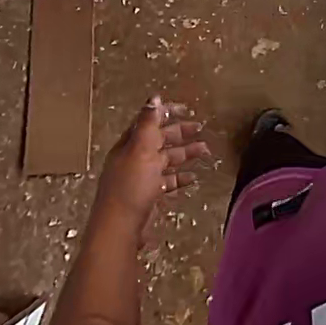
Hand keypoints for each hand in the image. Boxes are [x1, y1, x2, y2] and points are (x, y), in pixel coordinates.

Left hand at [92, 96, 209, 235]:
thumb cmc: (131, 184)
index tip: (186, 109)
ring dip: (185, 153)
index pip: (149, 121)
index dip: (166, 113)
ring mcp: (142, 177)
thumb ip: (148, 123)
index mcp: (131, 143)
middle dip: (180, 132)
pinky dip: (180, 177)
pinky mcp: (149, 196)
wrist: (120, 227)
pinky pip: (167, 181)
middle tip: (200, 127)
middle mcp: (135, 157)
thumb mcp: (141, 148)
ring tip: (205, 150)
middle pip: (160, 139)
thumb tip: (154, 97)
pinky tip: (193, 177)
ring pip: (166, 159)